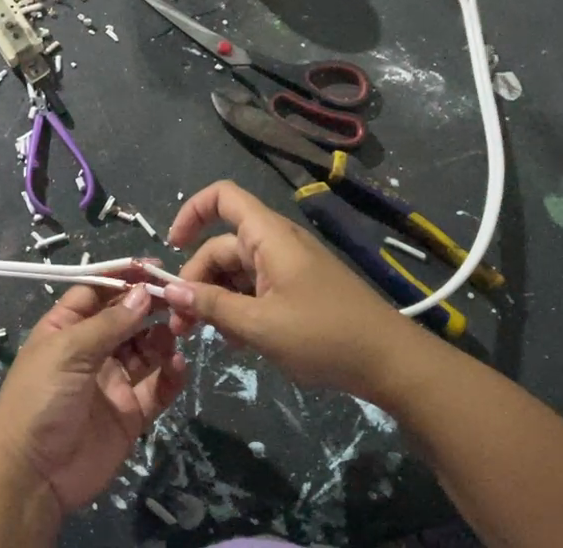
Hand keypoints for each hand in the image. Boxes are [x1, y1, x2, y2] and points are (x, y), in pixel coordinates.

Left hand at [0, 284, 187, 517]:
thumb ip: (109, 323)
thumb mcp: (68, 351)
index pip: (97, 291)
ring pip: (146, 350)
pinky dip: (170, 375)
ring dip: (162, 338)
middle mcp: (90, 349)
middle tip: (179, 300)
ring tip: (178, 332)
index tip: (155, 267)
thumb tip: (143, 292)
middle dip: (150, 307)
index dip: (124, 277)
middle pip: (126, 318)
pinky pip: (156, 388)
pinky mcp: (130, 413)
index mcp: (65, 327)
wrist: (34, 473)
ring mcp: (111, 381)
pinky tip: (177, 366)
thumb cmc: (41, 398)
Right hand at [163, 180, 430, 400]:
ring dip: (217, 300)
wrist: (394, 365)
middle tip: (182, 324)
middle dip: (196, 280)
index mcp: (268, 236)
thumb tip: (168, 289)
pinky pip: (257, 289)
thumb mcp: (259, 326)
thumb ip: (211, 305)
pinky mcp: (300, 291)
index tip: (171, 247)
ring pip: (237, 272)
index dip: (191, 212)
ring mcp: (290, 267)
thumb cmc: (324, 336)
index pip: (221, 197)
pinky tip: (238, 343)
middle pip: (221, 246)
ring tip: (210, 338)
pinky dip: (240, 309)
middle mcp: (276, 243)